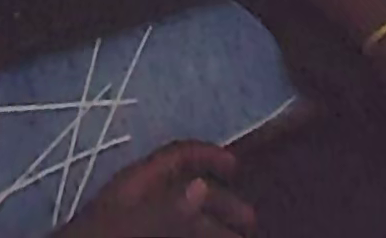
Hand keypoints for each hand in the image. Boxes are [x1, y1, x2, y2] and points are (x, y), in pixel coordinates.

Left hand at [54, 141, 255, 237]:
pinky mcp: (136, 237)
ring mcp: (138, 224)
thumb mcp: (134, 224)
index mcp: (138, 183)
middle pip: (186, 192)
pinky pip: (170, 236)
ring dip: (209, 230)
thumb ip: (168, 207)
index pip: (176, 157)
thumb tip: (202, 184)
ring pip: (181, 223)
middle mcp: (140, 200)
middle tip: (251, 222)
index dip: (206, 155)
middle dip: (219, 203)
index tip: (237, 166)